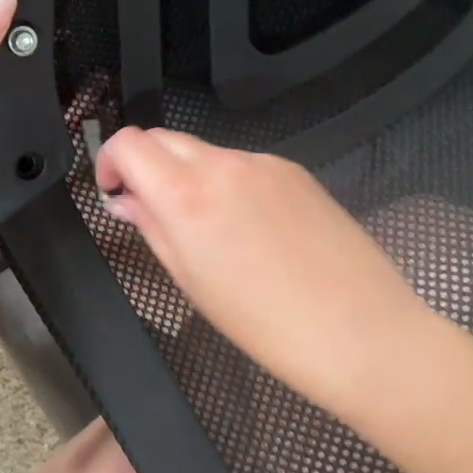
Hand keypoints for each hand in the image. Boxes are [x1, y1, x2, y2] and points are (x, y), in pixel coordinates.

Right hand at [95, 128, 436, 418]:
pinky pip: (242, 165)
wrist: (363, 334)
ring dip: (186, 174)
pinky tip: (248, 228)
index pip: (127, 143)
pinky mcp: (295, 172)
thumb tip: (127, 201)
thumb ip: (151, 227)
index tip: (114, 191)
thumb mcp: (189, 280)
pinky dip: (226, 182)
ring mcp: (263, 164)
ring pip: (202, 151)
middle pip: (161, 138)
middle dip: (144, 165)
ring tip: (206, 227)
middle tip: (149, 208)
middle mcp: (222, 165)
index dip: (109, 161)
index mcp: (186, 195)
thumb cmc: (266, 324)